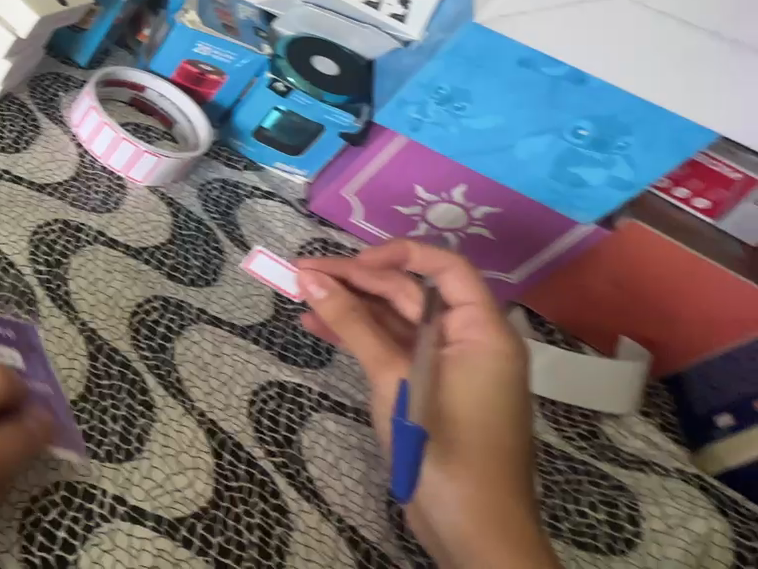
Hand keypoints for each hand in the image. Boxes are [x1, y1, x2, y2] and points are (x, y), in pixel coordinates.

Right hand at [297, 241, 559, 568]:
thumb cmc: (444, 444)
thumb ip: (352, 322)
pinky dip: (355, 332)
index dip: (396, 255)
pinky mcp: (427, 385)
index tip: (347, 264)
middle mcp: (468, 341)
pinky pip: (389, 343)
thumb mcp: (393, 376)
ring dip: (348, 303)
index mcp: (482, 332)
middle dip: (355, 279)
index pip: (445, 268)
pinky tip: (316, 325)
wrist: (471, 526)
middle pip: (409, 291)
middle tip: (300, 274)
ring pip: (394, 317)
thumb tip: (309, 277)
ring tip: (298, 294)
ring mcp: (448, 364)